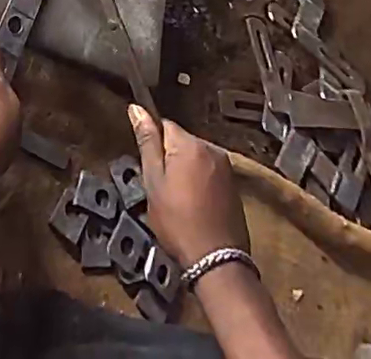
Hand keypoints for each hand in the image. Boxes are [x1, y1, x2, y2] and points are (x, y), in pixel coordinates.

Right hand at [129, 103, 250, 267]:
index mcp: (190, 144)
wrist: (216, 262)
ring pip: (194, 157)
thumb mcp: (153, 181)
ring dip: (184, 169)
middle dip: (169, 157)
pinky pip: (208, 171)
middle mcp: (211, 148)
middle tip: (161, 187)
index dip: (152, 144)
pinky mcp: (233, 185)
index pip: (164, 124)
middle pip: (180, 140)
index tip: (149, 168)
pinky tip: (194, 205)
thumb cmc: (178, 222)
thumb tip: (137, 108)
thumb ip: (146, 141)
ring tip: (177, 199)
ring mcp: (226, 167)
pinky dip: (199, 181)